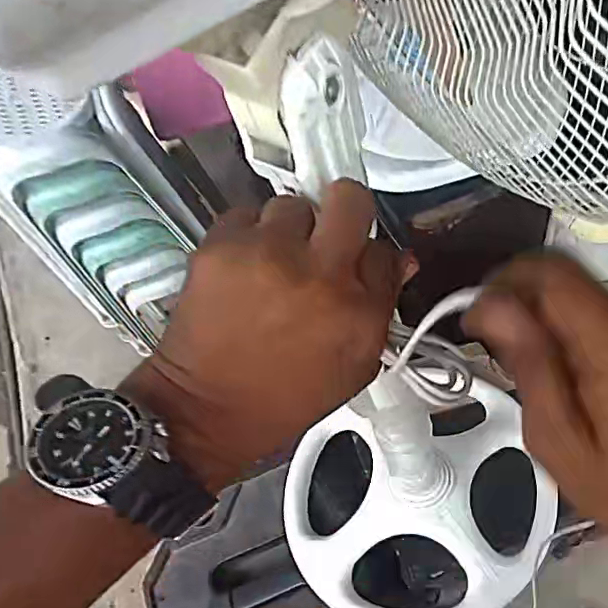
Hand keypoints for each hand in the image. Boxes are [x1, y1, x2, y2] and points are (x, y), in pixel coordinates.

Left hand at [122, 180, 409, 489]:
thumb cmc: (289, 395)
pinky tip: (251, 268)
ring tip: (283, 262)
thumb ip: (382, 310)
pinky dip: (253, 235)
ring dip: (295, 228)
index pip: (387, 252)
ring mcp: (267, 254)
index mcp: (360, 311)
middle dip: (347, 212)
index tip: (363, 266)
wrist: (211, 408)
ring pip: (295, 205)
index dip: (374, 257)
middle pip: (350, 199)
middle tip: (334, 234)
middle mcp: (320, 275)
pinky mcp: (221, 246)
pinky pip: (247, 215)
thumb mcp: (357, 366)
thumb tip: (397, 265)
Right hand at [464, 255, 607, 570]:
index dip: (506, 285)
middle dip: (524, 307)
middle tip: (503, 356)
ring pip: (583, 295)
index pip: (556, 277)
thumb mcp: (556, 439)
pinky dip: (577, 332)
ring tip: (542, 377)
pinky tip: (571, 375)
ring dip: (549, 322)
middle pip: (569, 282)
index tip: (478, 319)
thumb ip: (528, 365)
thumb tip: (492, 306)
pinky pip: (605, 313)